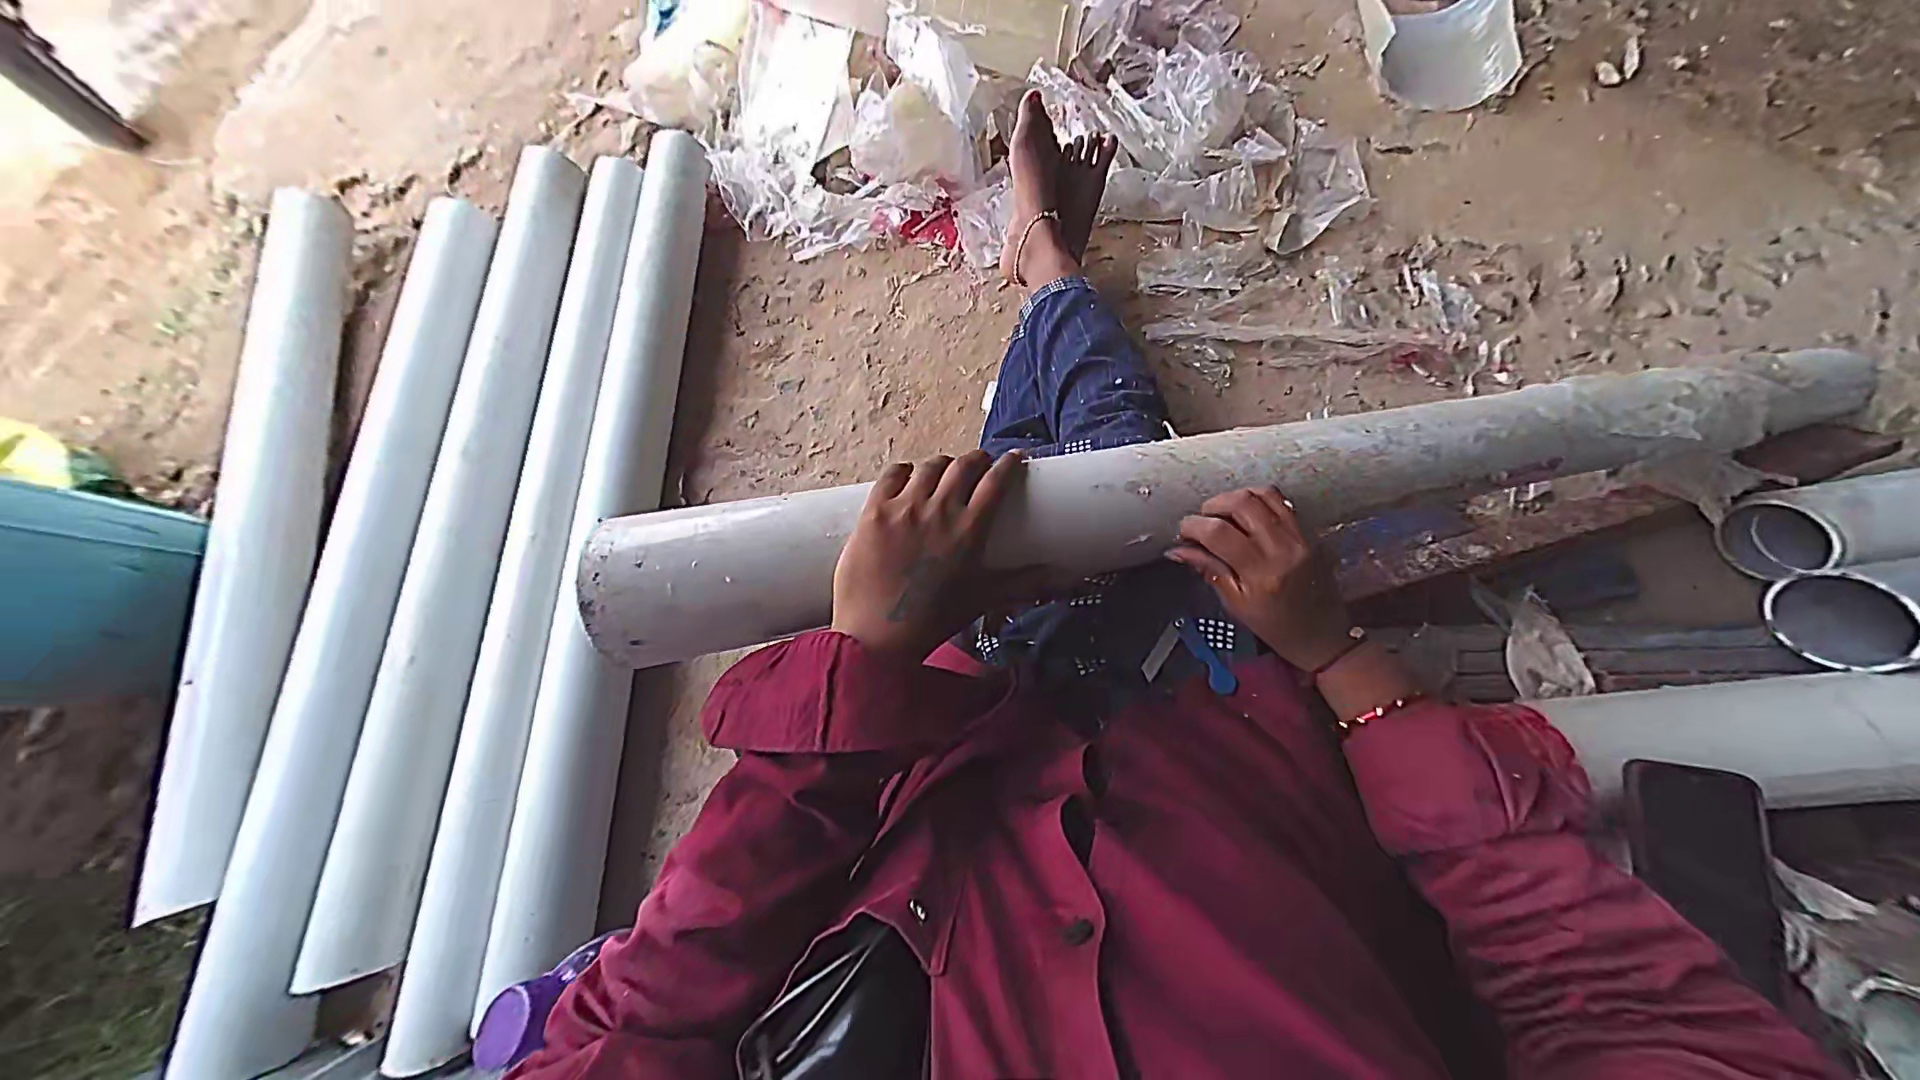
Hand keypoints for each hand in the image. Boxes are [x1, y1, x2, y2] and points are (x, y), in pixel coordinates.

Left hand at [831, 450, 1032, 662]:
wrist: (878, 635)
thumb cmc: (933, 619)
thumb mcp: (984, 598)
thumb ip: (1026, 585)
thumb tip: (1066, 581)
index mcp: (969, 530)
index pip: (996, 481)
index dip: (1008, 464)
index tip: (1013, 458)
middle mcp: (939, 511)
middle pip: (964, 466)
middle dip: (977, 460)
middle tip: (980, 465)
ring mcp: (904, 508)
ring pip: (929, 466)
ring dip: (943, 465)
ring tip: (945, 472)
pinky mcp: (874, 511)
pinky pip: (892, 475)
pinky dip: (905, 471)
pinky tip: (909, 477)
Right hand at [1165, 487, 1355, 670]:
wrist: (1321, 634)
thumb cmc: (1275, 626)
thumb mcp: (1235, 604)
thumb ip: (1208, 569)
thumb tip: (1178, 550)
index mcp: (1260, 573)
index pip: (1218, 532)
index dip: (1192, 526)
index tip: (1184, 533)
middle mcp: (1282, 549)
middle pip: (1241, 503)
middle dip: (1212, 506)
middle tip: (1202, 522)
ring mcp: (1299, 537)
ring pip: (1262, 494)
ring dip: (1234, 498)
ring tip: (1222, 514)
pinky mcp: (1309, 532)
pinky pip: (1281, 501)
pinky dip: (1257, 499)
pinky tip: (1246, 513)